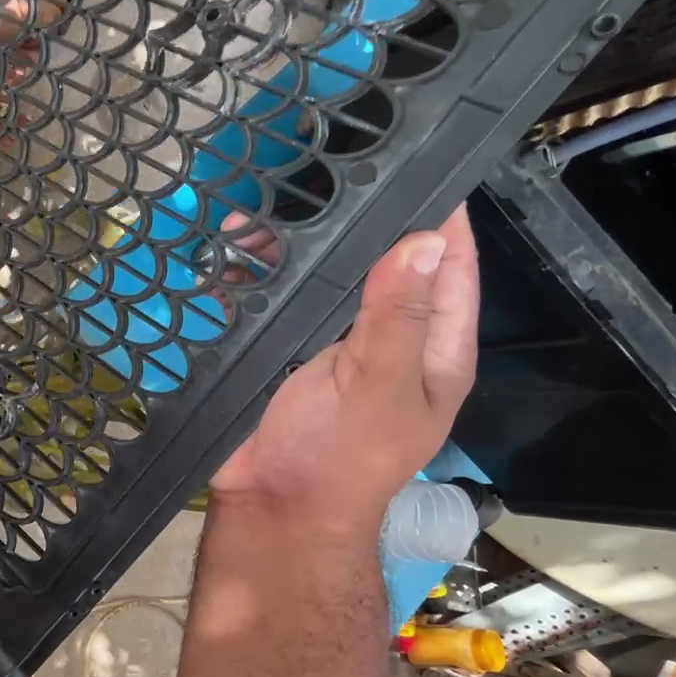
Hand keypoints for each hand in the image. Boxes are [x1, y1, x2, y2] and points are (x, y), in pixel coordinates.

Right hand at [210, 206, 478, 529]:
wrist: (269, 507)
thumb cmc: (337, 452)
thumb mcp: (378, 382)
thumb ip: (397, 315)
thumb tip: (422, 240)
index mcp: (431, 349)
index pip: (449, 270)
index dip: (439, 222)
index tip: (415, 169)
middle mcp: (382, 344)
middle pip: (375, 273)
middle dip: (346, 232)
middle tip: (308, 188)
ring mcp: (325, 354)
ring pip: (315, 291)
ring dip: (287, 259)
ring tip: (249, 225)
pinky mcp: (276, 364)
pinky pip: (270, 316)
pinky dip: (250, 290)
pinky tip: (226, 267)